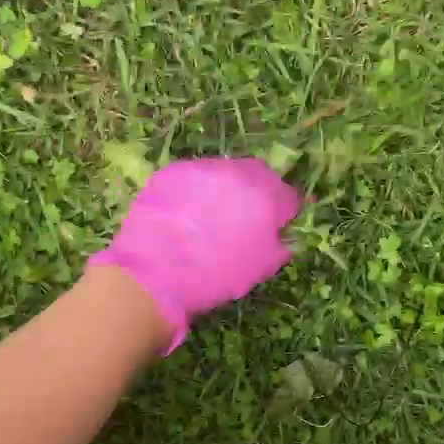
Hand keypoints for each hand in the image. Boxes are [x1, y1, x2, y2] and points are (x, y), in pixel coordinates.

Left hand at [88, 157, 300, 352]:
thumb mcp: (260, 268)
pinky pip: (193, 177)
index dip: (283, 212)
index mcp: (266, 195)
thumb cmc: (216, 275)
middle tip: (244, 219)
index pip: (288, 194)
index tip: (275, 226)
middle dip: (256, 193)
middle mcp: (237, 172)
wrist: (155, 274)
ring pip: (224, 172)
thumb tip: (285, 236)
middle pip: (257, 175)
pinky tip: (184, 214)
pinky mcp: (172, 171)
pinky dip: (195, 191)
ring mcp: (202, 167)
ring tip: (210, 217)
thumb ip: (280, 246)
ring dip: (225, 189)